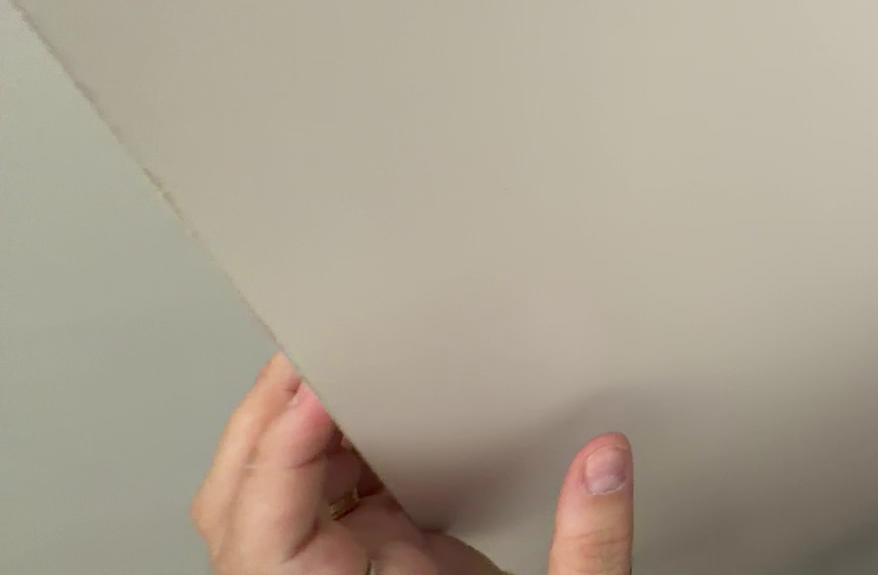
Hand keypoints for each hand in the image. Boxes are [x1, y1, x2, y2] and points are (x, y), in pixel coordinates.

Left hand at [193, 354, 633, 574]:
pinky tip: (381, 402)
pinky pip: (335, 492)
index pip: (269, 540)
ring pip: (280, 494)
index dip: (279, 457)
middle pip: (247, 506)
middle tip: (306, 350)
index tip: (313, 390)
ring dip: (299, 422)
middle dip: (265, 422)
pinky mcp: (382, 561)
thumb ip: (587, 549)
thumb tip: (604, 461)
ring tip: (341, 359)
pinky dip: (345, 438)